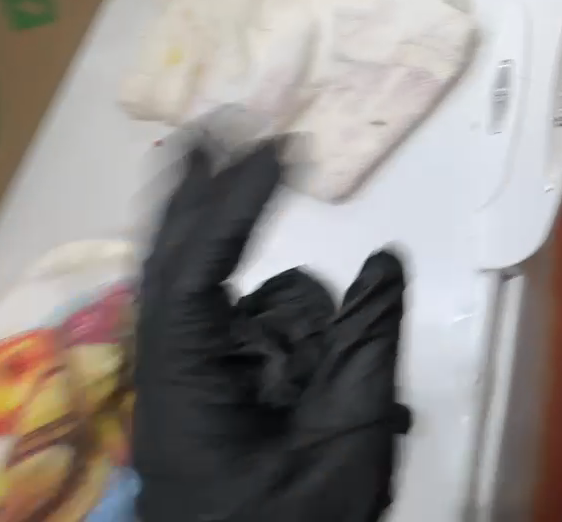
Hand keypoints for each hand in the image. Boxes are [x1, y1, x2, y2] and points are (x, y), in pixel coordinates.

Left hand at [134, 138, 409, 521]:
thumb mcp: (345, 436)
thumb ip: (365, 344)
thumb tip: (383, 260)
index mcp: (190, 387)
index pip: (193, 278)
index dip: (229, 210)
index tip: (276, 151)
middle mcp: (188, 370)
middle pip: (178, 266)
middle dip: (196, 196)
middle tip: (218, 127)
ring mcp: (215, 376)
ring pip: (254, 298)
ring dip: (286, 306)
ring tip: (332, 299)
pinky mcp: (242, 385)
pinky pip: (280, 324)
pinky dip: (310, 314)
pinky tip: (339, 359)